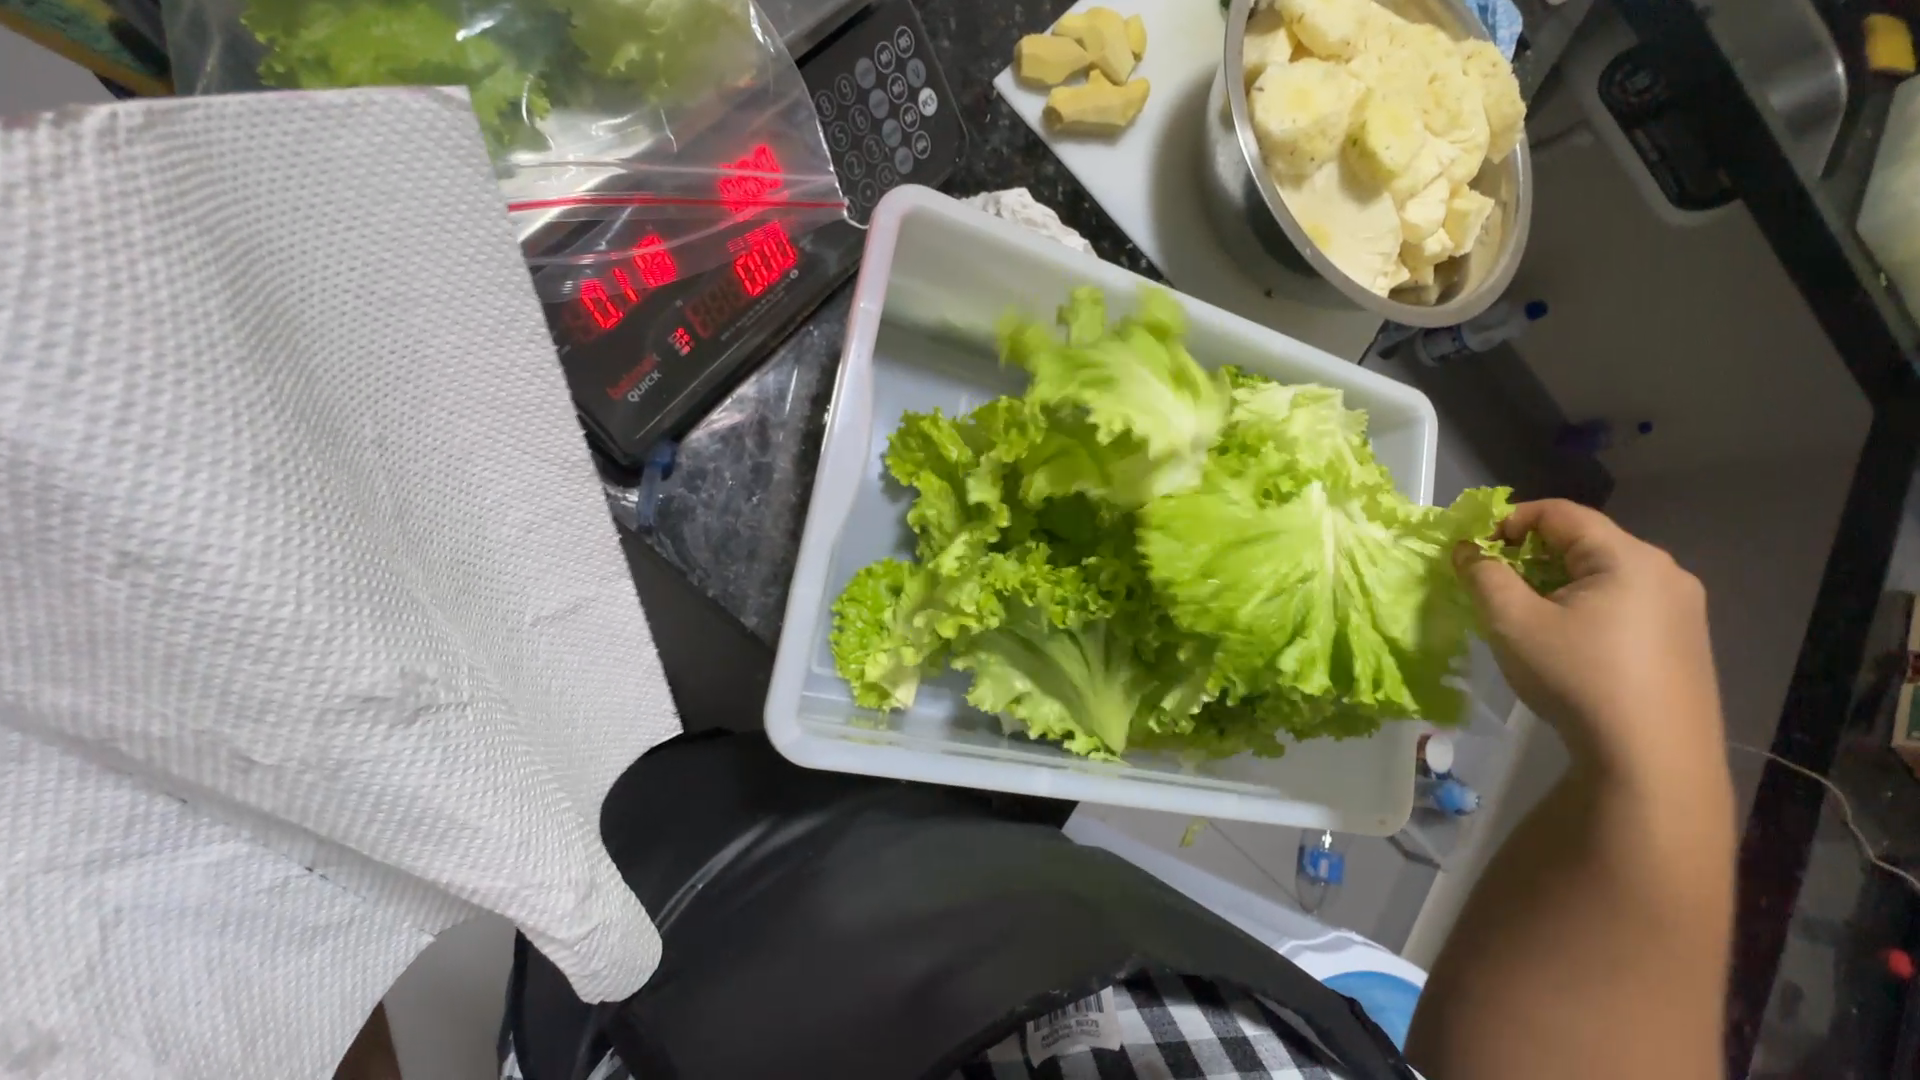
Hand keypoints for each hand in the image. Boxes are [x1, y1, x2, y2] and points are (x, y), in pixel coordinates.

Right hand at [1457, 500, 1724, 780]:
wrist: (1651, 758)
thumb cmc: (1577, 677)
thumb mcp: (1512, 622)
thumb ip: (1483, 575)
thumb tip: (1468, 550)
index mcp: (1627, 557)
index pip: (1559, 512)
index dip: (1507, 521)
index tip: (1475, 553)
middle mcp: (1664, 571)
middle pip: (1582, 542)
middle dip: (1529, 556)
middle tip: (1494, 588)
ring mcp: (1682, 608)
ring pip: (1602, 575)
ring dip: (1555, 584)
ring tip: (1525, 619)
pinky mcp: (1684, 641)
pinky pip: (1624, 603)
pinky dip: (1584, 607)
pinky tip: (1567, 645)